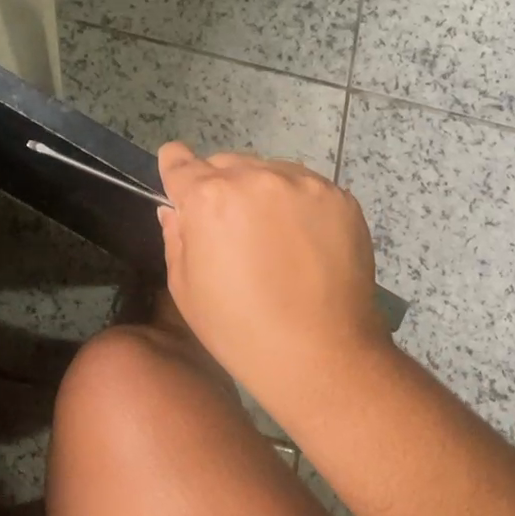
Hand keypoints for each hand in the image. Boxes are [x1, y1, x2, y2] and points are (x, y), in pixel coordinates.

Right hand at [155, 143, 390, 409]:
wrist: (323, 355)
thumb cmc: (240, 330)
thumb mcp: (186, 289)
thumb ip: (176, 236)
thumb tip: (177, 209)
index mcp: (209, 198)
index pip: (179, 160)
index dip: (175, 170)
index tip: (180, 186)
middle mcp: (254, 177)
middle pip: (224, 164)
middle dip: (219, 188)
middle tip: (230, 231)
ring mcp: (302, 183)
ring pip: (267, 171)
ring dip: (260, 193)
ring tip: (273, 239)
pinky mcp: (339, 196)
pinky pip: (305, 187)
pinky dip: (298, 205)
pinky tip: (304, 243)